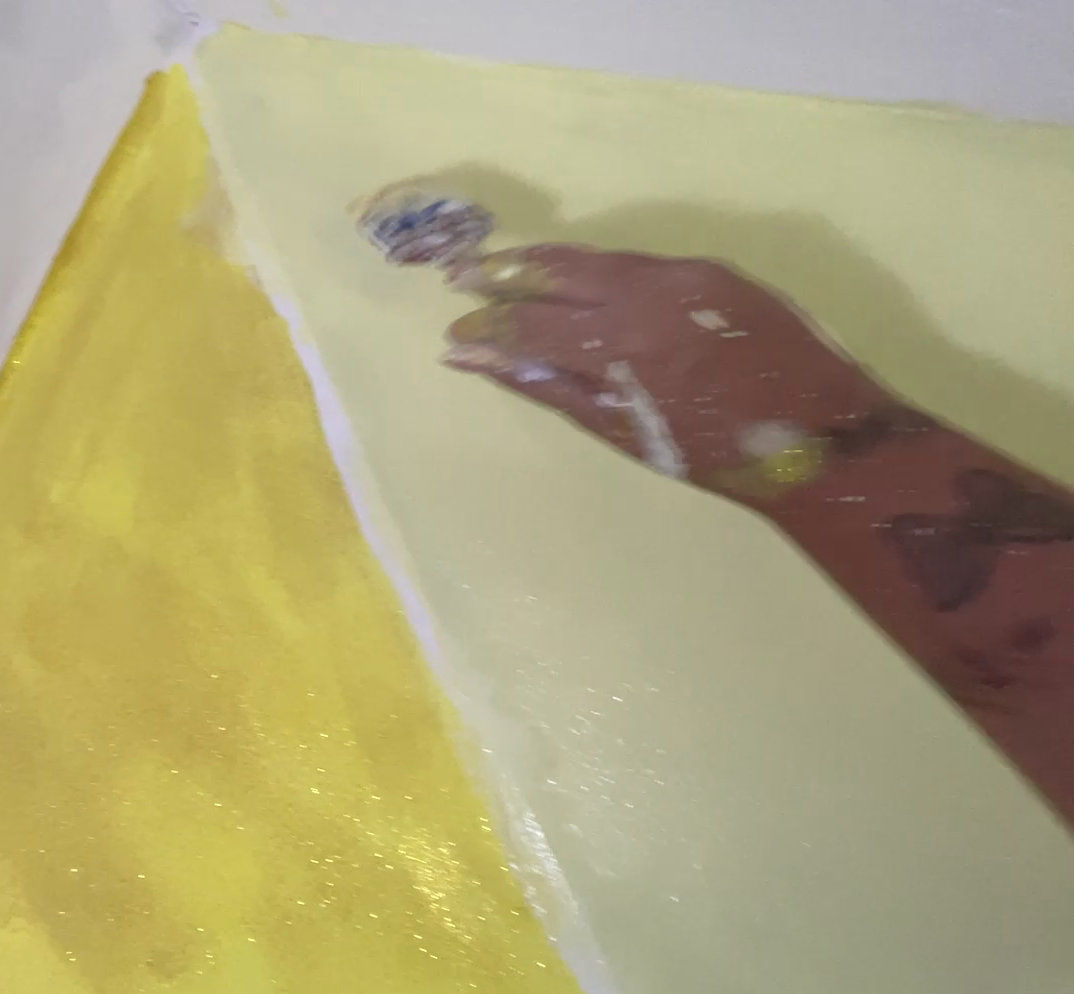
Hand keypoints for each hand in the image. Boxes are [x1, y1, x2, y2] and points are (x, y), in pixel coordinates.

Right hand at [443, 245, 894, 497]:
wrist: (825, 437)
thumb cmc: (705, 450)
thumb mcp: (612, 426)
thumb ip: (541, 385)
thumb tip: (474, 362)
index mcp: (621, 346)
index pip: (529, 326)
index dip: (485, 330)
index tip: (452, 336)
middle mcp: (650, 294)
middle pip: (557, 272)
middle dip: (499, 273)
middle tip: (455, 277)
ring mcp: (685, 275)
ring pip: (594, 259)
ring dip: (540, 263)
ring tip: (497, 267)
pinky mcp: (712, 270)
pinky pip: (633, 262)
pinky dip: (589, 268)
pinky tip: (567, 278)